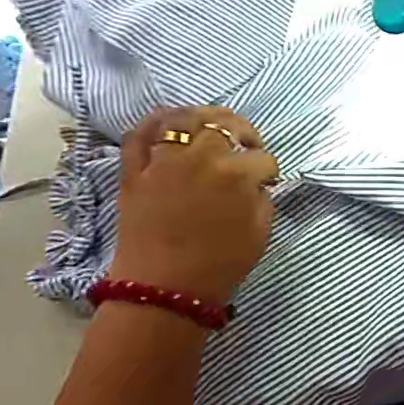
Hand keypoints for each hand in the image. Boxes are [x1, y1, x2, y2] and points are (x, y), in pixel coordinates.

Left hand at [109, 106, 280, 304]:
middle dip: (244, 131)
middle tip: (248, 144)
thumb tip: (257, 184)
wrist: (164, 288)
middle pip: (225, 124)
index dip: (269, 170)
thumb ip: (263, 200)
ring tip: (213, 124)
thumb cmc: (219, 265)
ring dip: (203, 115)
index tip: (267, 182)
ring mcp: (163, 161)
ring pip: (183, 119)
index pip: (262, 159)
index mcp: (236, 175)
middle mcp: (199, 158)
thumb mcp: (260, 233)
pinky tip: (169, 121)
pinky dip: (154, 122)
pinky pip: (140, 134)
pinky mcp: (134, 170)